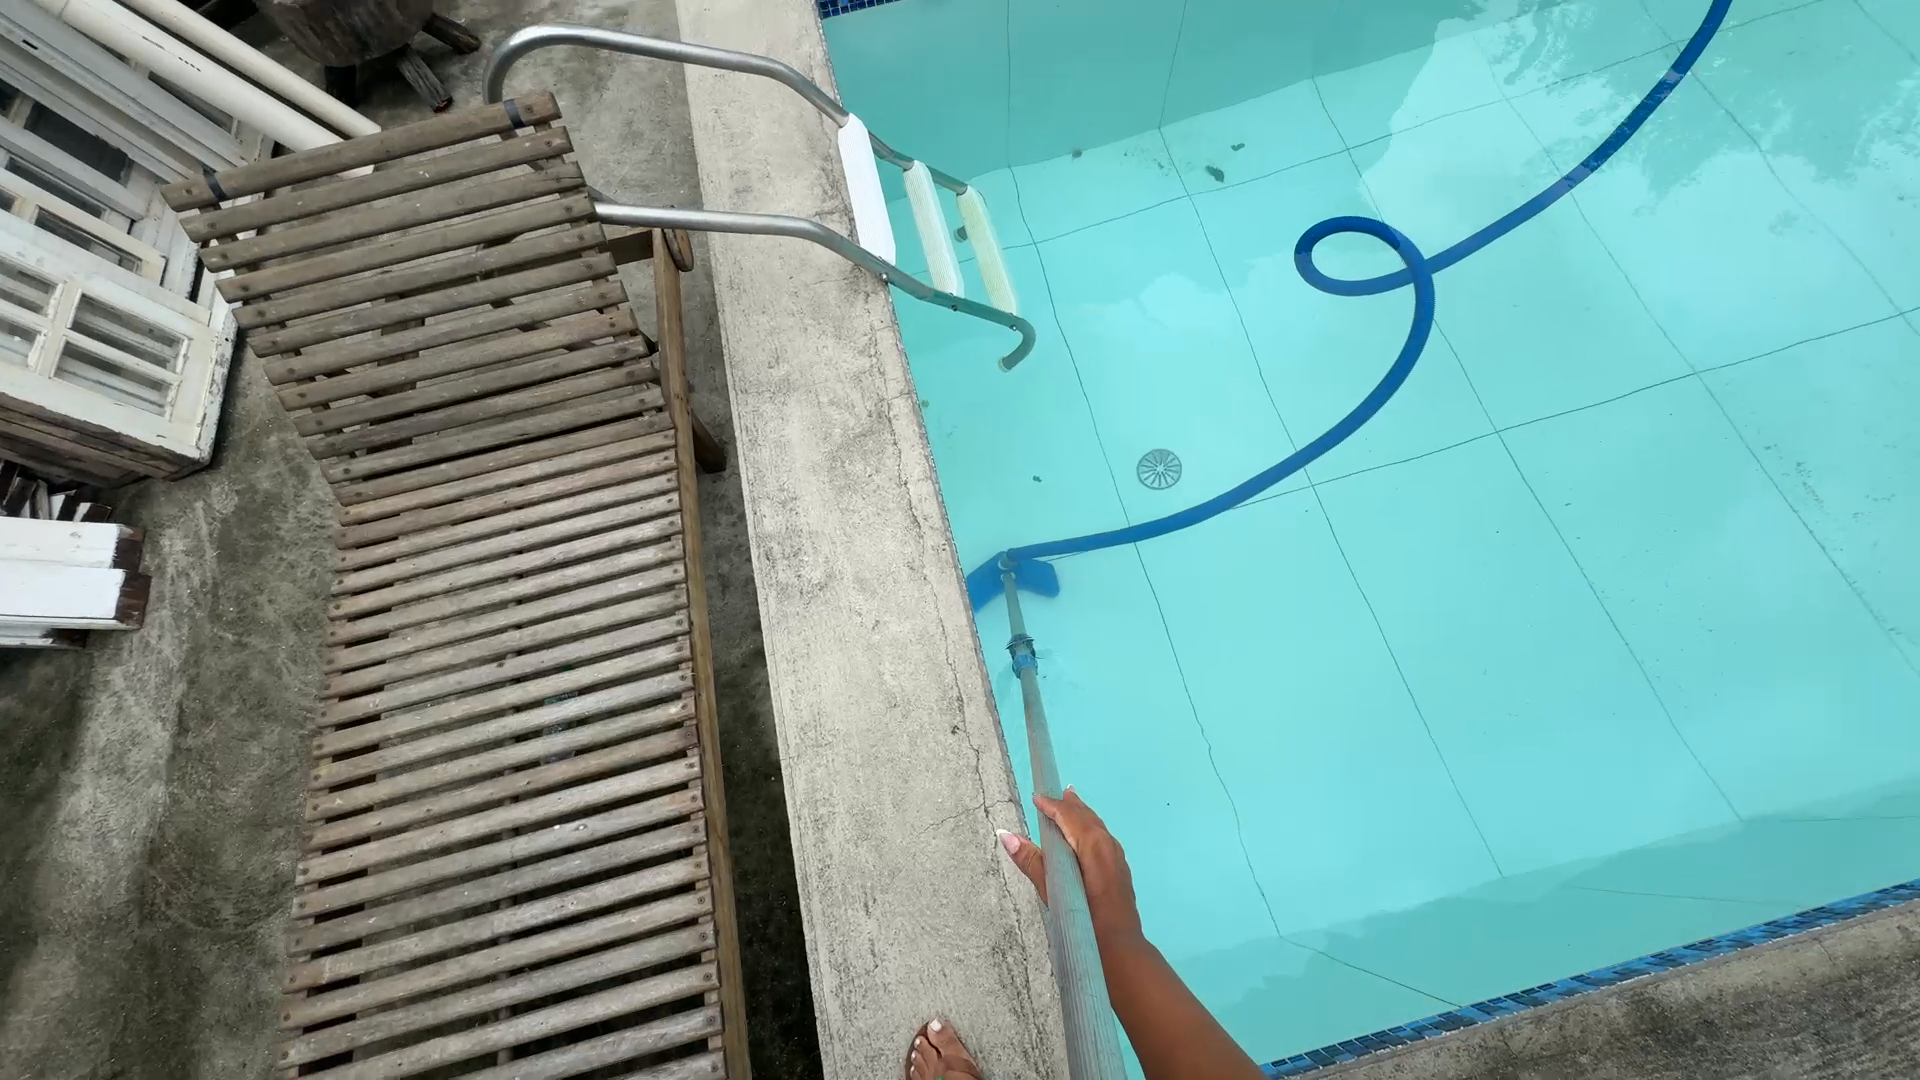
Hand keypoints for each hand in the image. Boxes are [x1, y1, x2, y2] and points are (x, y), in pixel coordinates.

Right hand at [998, 787, 1142, 946]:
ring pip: (1096, 826)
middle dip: (1069, 805)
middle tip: (1056, 793)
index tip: (1036, 797)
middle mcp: (1107, 845)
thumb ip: (1032, 861)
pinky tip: (1085, 836)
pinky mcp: (1120, 870)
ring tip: (1071, 804)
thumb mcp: (1053, 891)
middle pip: (1086, 816)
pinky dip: (1090, 828)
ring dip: (1081, 815)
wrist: (1122, 952)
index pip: (1068, 815)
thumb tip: (1006, 835)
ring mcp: (1117, 858)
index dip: (1051, 805)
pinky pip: (1102, 838)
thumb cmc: (1085, 922)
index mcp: (1093, 845)